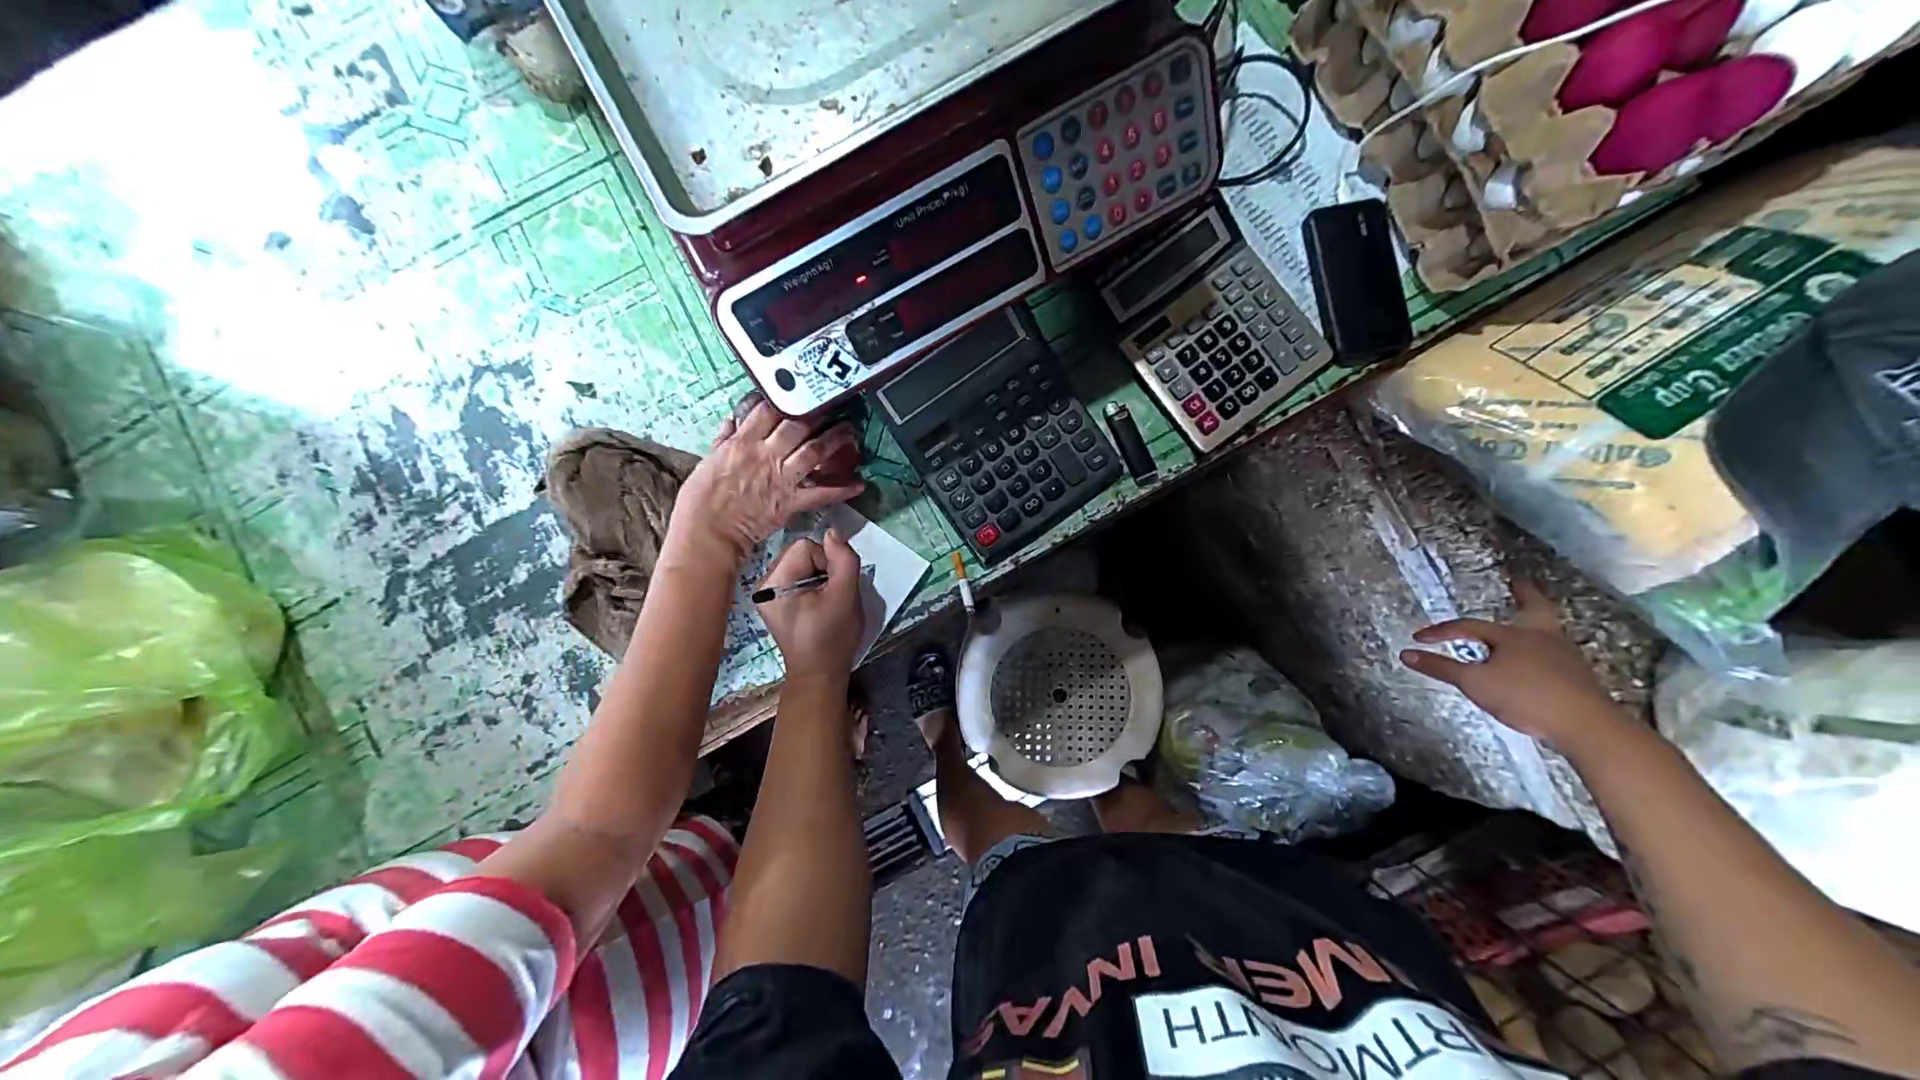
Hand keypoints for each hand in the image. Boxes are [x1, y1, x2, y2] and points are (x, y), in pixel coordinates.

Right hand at [671, 399, 865, 561]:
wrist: (706, 532)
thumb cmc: (700, 499)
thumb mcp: (707, 461)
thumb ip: (723, 440)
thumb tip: (733, 420)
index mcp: (742, 442)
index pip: (769, 411)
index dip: (787, 399)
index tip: (800, 394)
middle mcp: (765, 455)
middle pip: (797, 426)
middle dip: (818, 415)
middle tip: (834, 409)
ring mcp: (780, 478)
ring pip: (814, 451)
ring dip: (835, 440)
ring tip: (851, 433)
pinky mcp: (790, 502)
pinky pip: (821, 493)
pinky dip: (842, 489)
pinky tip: (859, 484)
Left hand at [756, 529, 865, 682]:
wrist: (820, 673)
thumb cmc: (833, 637)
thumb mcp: (846, 595)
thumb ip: (844, 559)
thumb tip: (833, 532)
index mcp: (775, 584)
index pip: (805, 546)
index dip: (828, 560)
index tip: (835, 586)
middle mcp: (764, 585)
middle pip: (800, 552)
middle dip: (822, 568)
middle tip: (832, 595)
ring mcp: (766, 593)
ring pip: (800, 563)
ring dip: (819, 576)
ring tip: (825, 601)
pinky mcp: (774, 601)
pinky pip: (796, 576)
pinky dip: (811, 584)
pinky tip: (817, 604)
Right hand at [1400, 582, 1636, 755]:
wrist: (1586, 726)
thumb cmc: (1526, 696)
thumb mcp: (1474, 682)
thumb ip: (1441, 667)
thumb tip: (1406, 654)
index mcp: (1514, 635)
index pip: (1469, 626)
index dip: (1441, 631)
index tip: (1419, 638)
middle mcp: (1542, 638)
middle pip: (1535, 608)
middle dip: (1525, 595)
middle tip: (1519, 583)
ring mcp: (1565, 657)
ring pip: (1547, 631)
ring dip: (1533, 623)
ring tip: (1522, 624)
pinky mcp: (1578, 678)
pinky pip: (1555, 653)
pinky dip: (1541, 649)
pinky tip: (1535, 660)